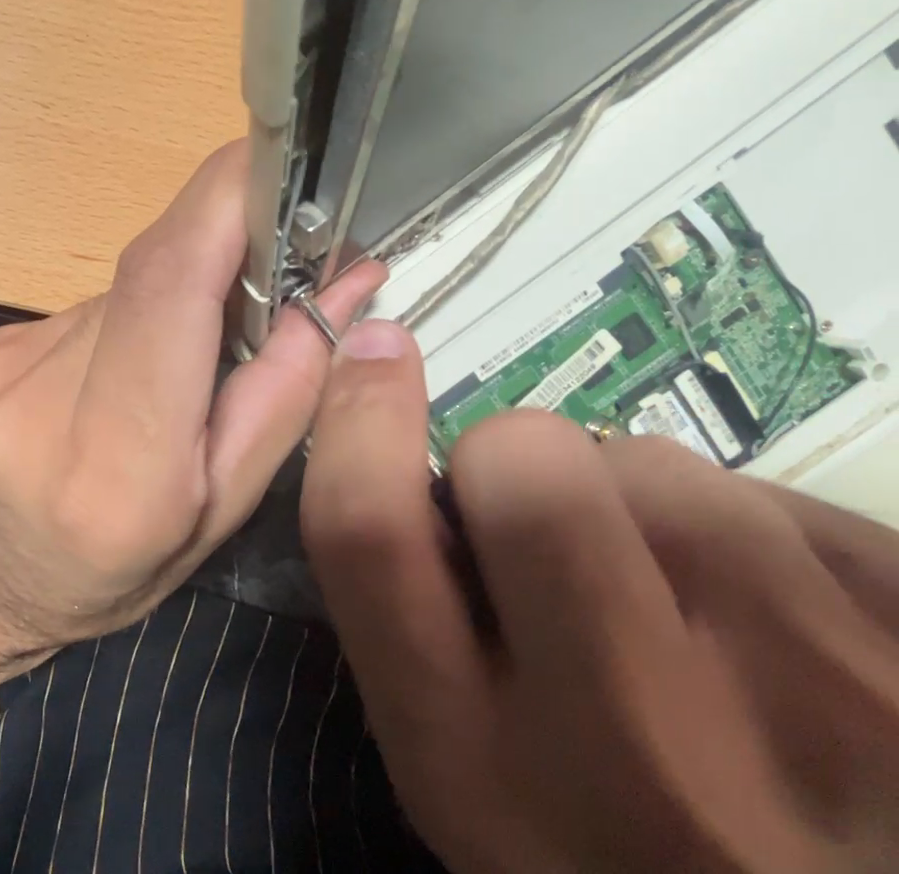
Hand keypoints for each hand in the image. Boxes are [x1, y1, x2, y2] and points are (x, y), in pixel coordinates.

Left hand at [0, 139, 386, 702]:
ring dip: (157, 319)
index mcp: (113, 466)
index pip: (164, 289)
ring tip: (160, 389)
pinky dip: (110, 338)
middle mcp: (37, 404)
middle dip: (211, 272)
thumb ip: (277, 400)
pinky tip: (98, 394)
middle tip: (254, 309)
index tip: (273, 165)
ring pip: (112, 299)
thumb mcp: (213, 519)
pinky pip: (72, 320)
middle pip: (145, 281)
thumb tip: (341, 285)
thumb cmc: (105, 576)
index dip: (218, 208)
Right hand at [301, 319, 898, 872]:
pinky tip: (774, 630)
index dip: (356, 420)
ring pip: (667, 469)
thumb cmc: (595, 847)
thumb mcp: (458, 768)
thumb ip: (407, 624)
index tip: (372, 357)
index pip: (371, 532)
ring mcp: (826, 700)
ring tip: (676, 604)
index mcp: (476, 759)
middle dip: (513, 461)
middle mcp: (635, 731)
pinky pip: (791, 506)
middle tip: (545, 529)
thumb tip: (402, 451)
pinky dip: (751, 536)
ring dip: (638, 503)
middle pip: (528, 464)